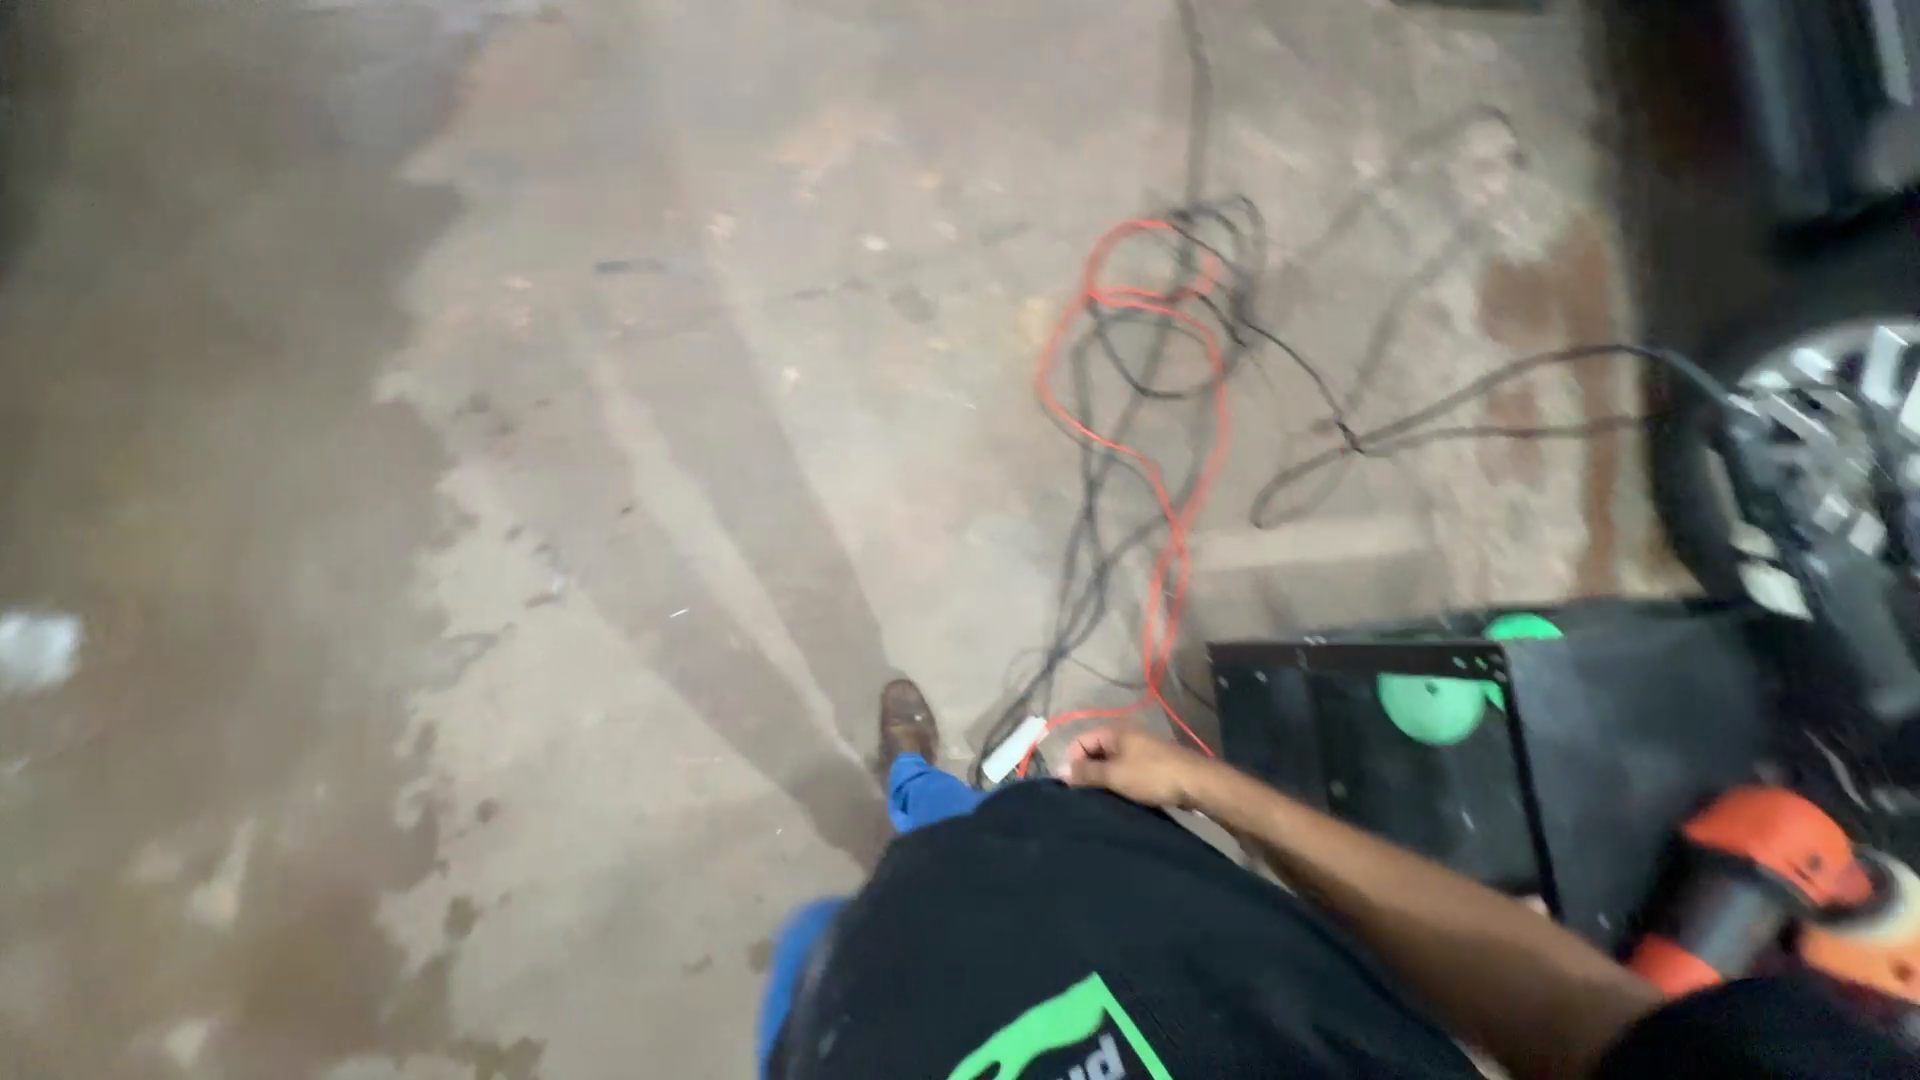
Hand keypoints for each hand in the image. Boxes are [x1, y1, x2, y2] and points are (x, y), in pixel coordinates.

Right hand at [1055, 725, 1218, 809]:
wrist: (1196, 783)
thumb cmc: (1152, 775)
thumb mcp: (1114, 774)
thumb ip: (1086, 772)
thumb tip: (1059, 771)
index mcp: (1113, 732)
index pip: (1080, 741)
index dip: (1071, 761)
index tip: (1069, 786)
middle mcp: (1124, 736)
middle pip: (1094, 751)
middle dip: (1085, 771)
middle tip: (1082, 795)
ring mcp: (1139, 749)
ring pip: (1109, 762)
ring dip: (1101, 778)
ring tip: (1097, 799)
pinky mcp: (1150, 764)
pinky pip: (1124, 770)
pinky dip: (1116, 781)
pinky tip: (1116, 797)